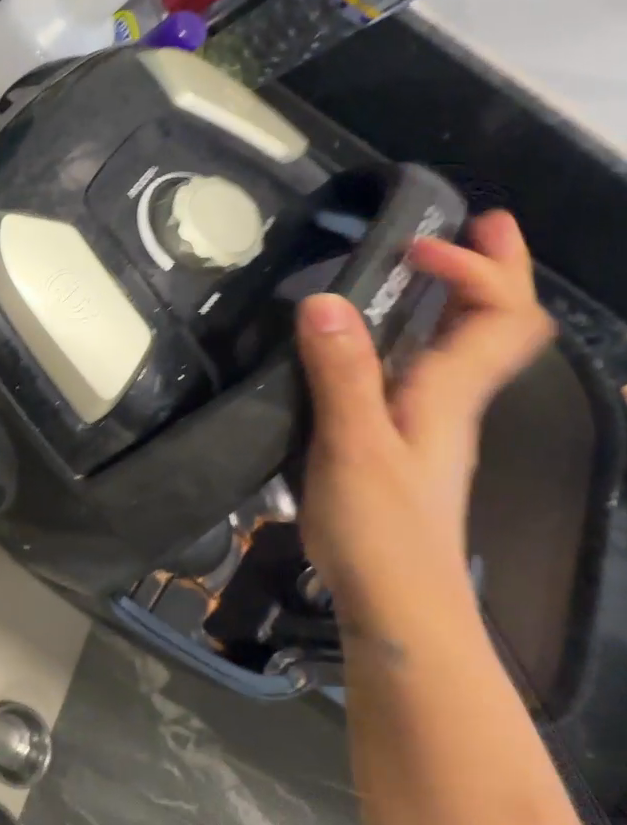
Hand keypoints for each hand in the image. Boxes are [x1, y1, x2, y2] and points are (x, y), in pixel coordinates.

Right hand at [295, 211, 554, 595]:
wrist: (398, 601)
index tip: (416, 244)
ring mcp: (426, 425)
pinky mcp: (396, 443)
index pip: (496, 319)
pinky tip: (375, 339)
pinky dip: (415, 336)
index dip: (475, 271)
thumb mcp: (354, 446)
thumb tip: (327, 300)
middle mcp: (448, 402)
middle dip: (492, 270)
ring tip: (425, 266)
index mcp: (447, 396)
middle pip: (495, 327)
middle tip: (475, 223)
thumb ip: (341, 374)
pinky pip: (421, 372)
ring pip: (461, 348)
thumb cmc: (383, 527)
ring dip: (457, 298)